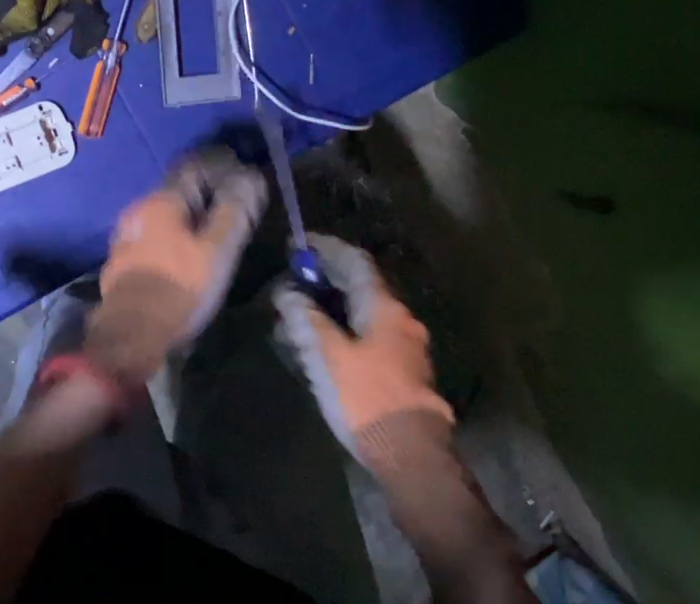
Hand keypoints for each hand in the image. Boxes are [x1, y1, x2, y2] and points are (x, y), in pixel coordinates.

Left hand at [84, 150, 267, 384]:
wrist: (129, 334)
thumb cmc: (178, 288)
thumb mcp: (216, 251)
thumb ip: (234, 212)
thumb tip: (250, 177)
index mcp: (161, 200)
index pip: (194, 168)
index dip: (222, 167)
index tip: (245, 175)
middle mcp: (138, 209)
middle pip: (178, 191)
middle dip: (207, 194)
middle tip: (235, 207)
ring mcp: (126, 235)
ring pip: (164, 216)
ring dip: (189, 218)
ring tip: (214, 234)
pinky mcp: (122, 260)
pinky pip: (154, 236)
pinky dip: (173, 237)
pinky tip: (185, 255)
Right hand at [274, 235, 453, 466]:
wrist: (411, 455)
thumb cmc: (366, 397)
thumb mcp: (327, 355)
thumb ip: (307, 318)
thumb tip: (288, 292)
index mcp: (385, 307)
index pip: (355, 262)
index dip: (326, 249)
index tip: (299, 244)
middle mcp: (402, 319)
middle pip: (363, 286)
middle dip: (328, 278)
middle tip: (296, 278)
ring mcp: (408, 346)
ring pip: (367, 312)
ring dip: (337, 305)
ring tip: (304, 311)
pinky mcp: (406, 370)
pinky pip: (373, 334)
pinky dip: (348, 327)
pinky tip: (327, 342)